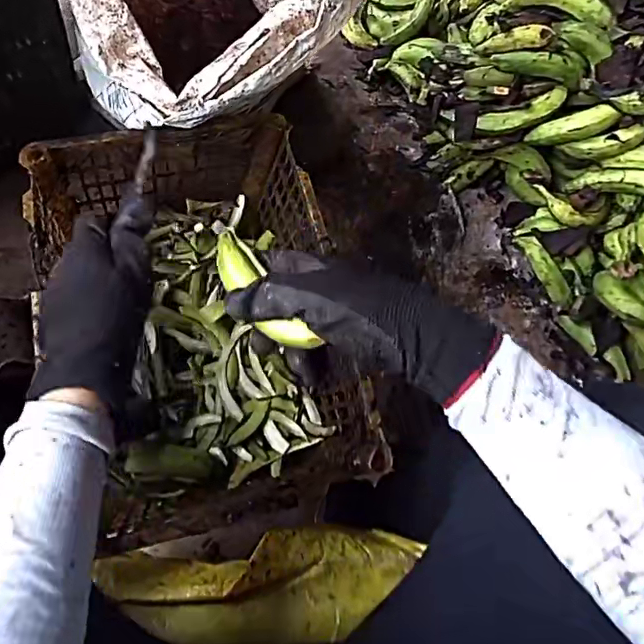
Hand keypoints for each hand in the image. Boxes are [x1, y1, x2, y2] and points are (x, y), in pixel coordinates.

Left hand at [32, 195, 152, 411]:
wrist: (82, 372)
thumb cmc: (115, 316)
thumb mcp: (134, 271)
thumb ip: (131, 236)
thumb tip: (135, 202)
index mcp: (82, 247)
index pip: (95, 219)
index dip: (116, 226)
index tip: (136, 242)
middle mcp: (61, 263)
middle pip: (86, 247)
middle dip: (107, 254)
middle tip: (132, 272)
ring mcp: (53, 291)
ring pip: (78, 272)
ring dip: (96, 278)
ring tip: (120, 298)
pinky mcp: (50, 317)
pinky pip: (73, 297)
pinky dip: (87, 301)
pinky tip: (102, 319)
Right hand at [224, 253, 497, 403]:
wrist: (413, 339)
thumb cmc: (359, 311)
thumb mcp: (309, 300)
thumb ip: (267, 298)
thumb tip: (229, 302)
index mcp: (308, 268)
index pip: (269, 264)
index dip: (249, 280)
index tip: (234, 306)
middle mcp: (316, 288)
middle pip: (277, 305)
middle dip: (268, 329)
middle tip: (262, 350)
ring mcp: (331, 316)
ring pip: (295, 333)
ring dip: (290, 354)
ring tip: (299, 371)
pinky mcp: (344, 342)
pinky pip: (316, 353)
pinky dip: (309, 366)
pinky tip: (312, 379)